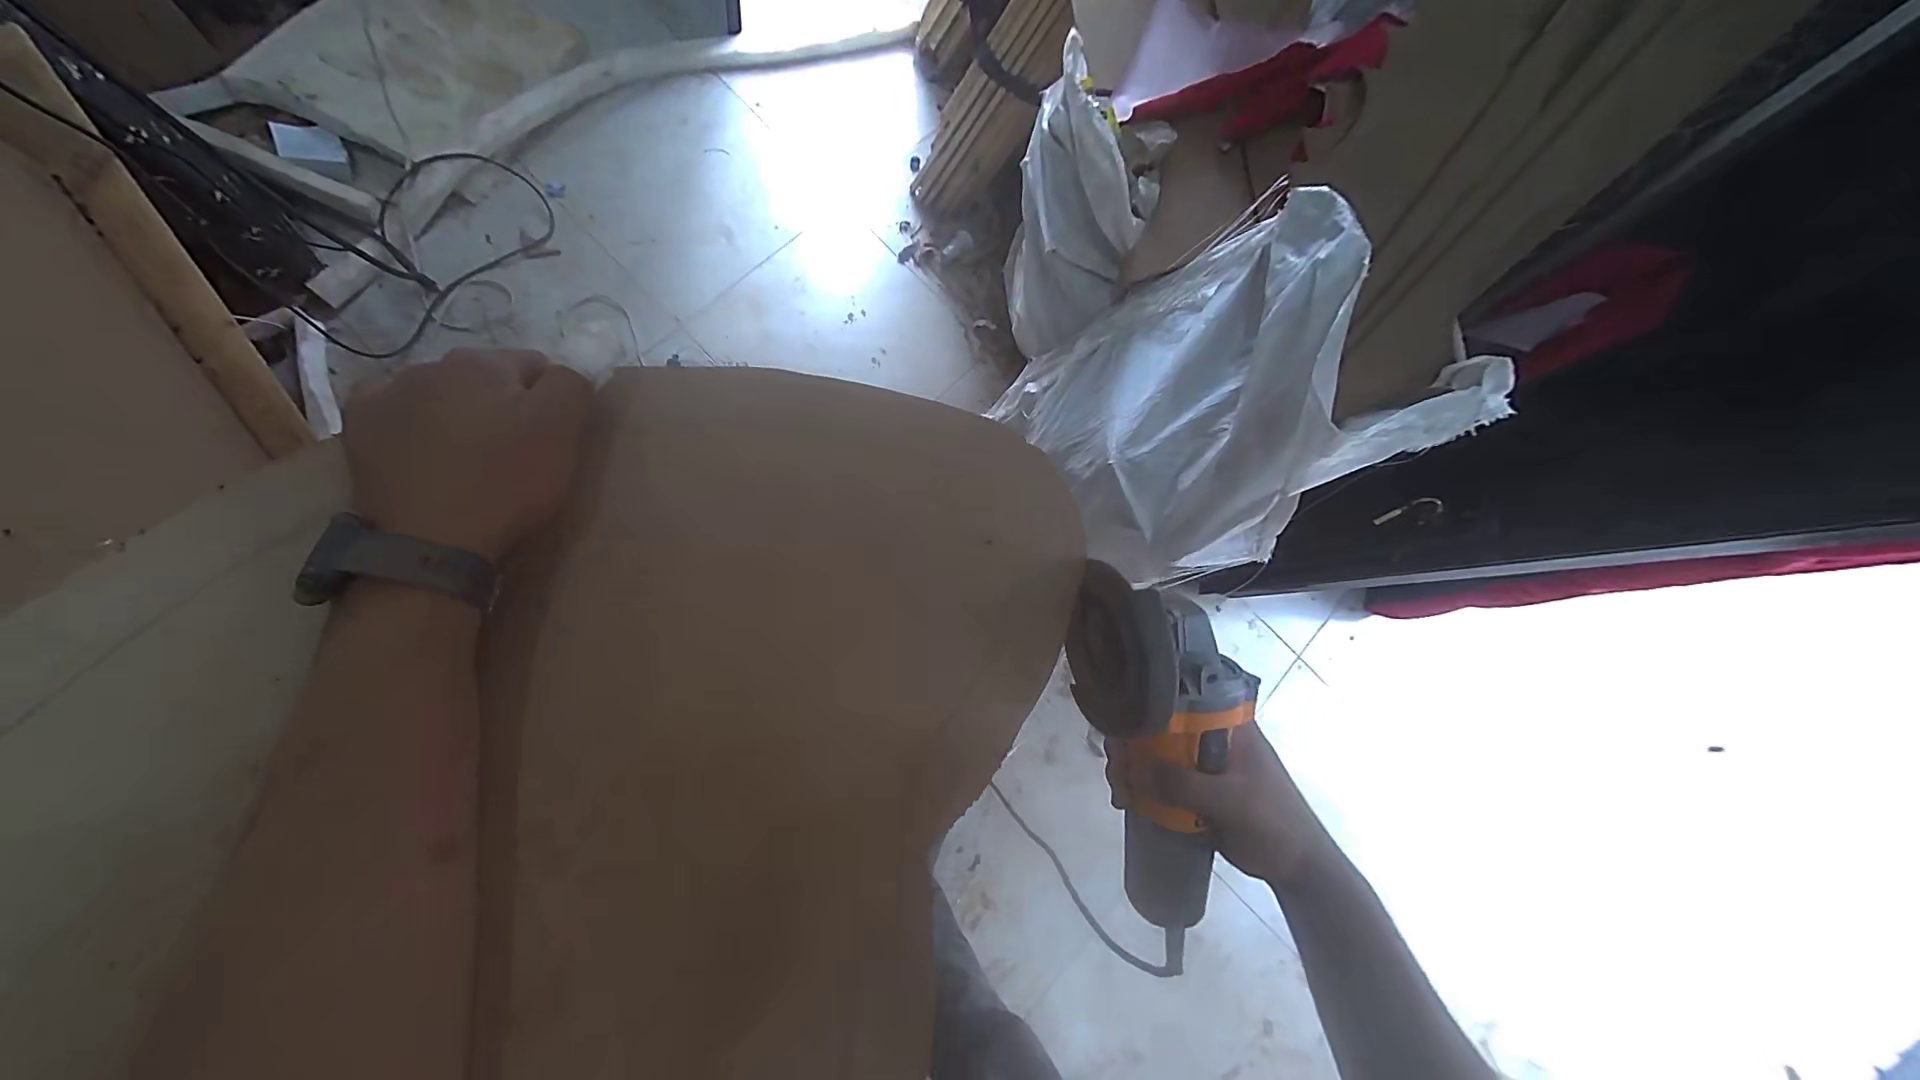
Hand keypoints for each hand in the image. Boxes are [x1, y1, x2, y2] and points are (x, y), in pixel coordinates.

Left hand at [343, 349, 592, 561]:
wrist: (432, 541)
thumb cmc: (508, 481)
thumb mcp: (562, 430)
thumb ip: (571, 387)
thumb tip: (563, 375)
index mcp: (485, 363)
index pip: (538, 366)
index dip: (554, 400)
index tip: (556, 437)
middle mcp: (431, 366)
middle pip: (488, 378)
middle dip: (506, 403)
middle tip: (518, 449)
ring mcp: (387, 394)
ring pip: (443, 394)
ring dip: (462, 412)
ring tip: (473, 456)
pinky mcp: (361, 428)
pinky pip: (399, 413)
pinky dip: (415, 424)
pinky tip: (426, 451)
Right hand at [1105, 722, 1336, 887]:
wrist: (1297, 868)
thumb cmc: (1274, 823)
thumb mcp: (1232, 801)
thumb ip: (1184, 786)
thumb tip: (1132, 770)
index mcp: (1227, 724)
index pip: (1180, 698)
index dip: (1145, 707)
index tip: (1121, 727)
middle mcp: (1210, 735)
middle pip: (1159, 726)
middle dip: (1131, 744)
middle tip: (1115, 769)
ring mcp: (1201, 763)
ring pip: (1154, 754)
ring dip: (1131, 768)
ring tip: (1119, 792)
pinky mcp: (1194, 788)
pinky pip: (1159, 780)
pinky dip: (1139, 788)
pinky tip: (1126, 802)